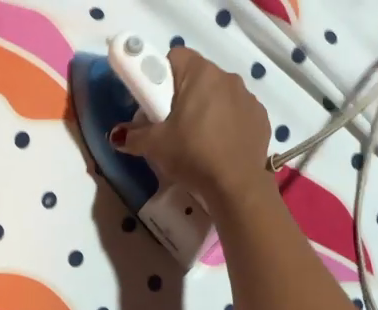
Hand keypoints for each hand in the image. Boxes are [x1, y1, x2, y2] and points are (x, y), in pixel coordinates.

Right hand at [115, 48, 272, 209]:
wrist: (236, 185)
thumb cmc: (193, 156)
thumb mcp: (156, 147)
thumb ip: (134, 136)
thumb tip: (117, 135)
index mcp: (200, 74)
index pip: (175, 57)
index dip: (161, 76)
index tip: (156, 102)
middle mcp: (227, 77)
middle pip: (198, 78)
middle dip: (183, 97)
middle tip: (172, 128)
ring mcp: (248, 97)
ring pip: (219, 96)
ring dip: (207, 111)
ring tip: (197, 143)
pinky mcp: (260, 118)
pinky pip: (237, 115)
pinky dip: (227, 126)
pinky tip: (219, 149)